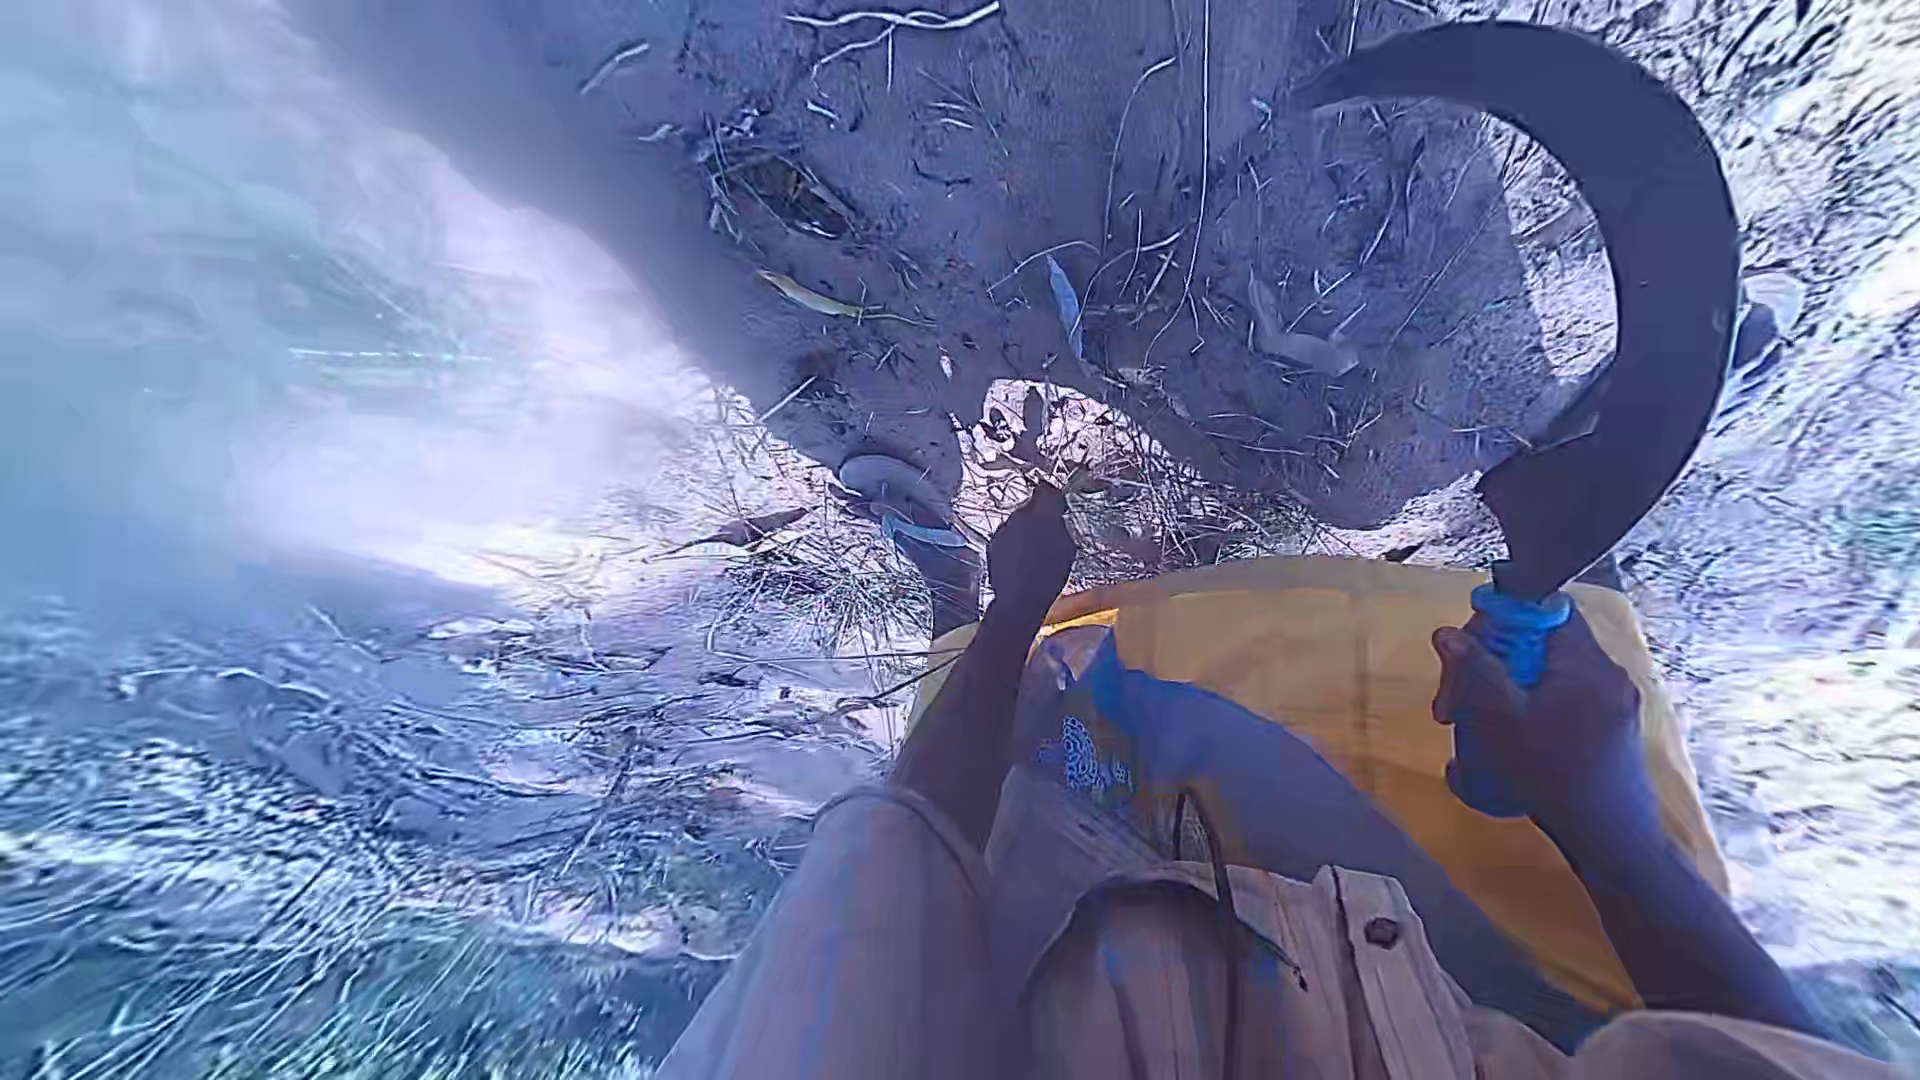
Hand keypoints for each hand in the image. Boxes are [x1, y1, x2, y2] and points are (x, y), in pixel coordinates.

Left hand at [985, 482, 1074, 621]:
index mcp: (1043, 515)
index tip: (1054, 500)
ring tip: (1034, 553)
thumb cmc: (1047, 577)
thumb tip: (1056, 521)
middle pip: (1030, 507)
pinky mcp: (993, 542)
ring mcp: (1004, 529)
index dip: (1051, 494)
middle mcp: (1020, 517)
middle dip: (1038, 518)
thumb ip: (1060, 527)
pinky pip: (1006, 536)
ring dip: (1024, 532)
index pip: (1046, 490)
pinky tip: (1020, 560)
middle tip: (1047, 535)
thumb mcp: (1067, 550)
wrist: (1020, 598)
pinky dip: (1012, 544)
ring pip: (1017, 523)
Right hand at [1431, 609, 1655, 835]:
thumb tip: (1447, 632)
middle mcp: (1605, 675)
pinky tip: (1498, 727)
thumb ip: (1474, 669)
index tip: (1469, 646)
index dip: (1502, 618)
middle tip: (1455, 697)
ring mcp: (1609, 699)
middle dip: (1486, 661)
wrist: (1606, 837)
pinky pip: (1552, 689)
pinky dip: (1517, 698)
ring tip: (1468, 718)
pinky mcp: (1604, 721)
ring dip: (1495, 683)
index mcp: (1586, 667)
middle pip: (1534, 641)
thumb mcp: (1498, 717)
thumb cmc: (1548, 773)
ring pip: (1538, 667)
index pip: (1546, 611)